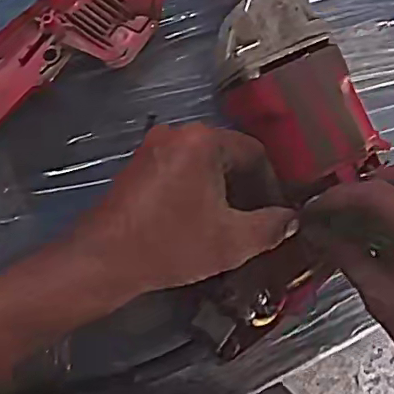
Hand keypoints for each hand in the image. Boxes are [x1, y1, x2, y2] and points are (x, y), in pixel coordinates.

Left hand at [70, 123, 297, 300]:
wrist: (102, 260)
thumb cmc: (170, 244)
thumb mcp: (232, 241)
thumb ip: (271, 227)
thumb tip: (290, 219)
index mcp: (203, 140)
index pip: (255, 153)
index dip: (272, 184)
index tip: (276, 211)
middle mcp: (177, 133)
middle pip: (229, 156)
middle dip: (247, 188)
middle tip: (256, 221)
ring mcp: (154, 147)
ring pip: (204, 165)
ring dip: (222, 191)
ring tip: (229, 225)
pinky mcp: (138, 165)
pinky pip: (181, 170)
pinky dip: (196, 191)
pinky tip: (199, 221)